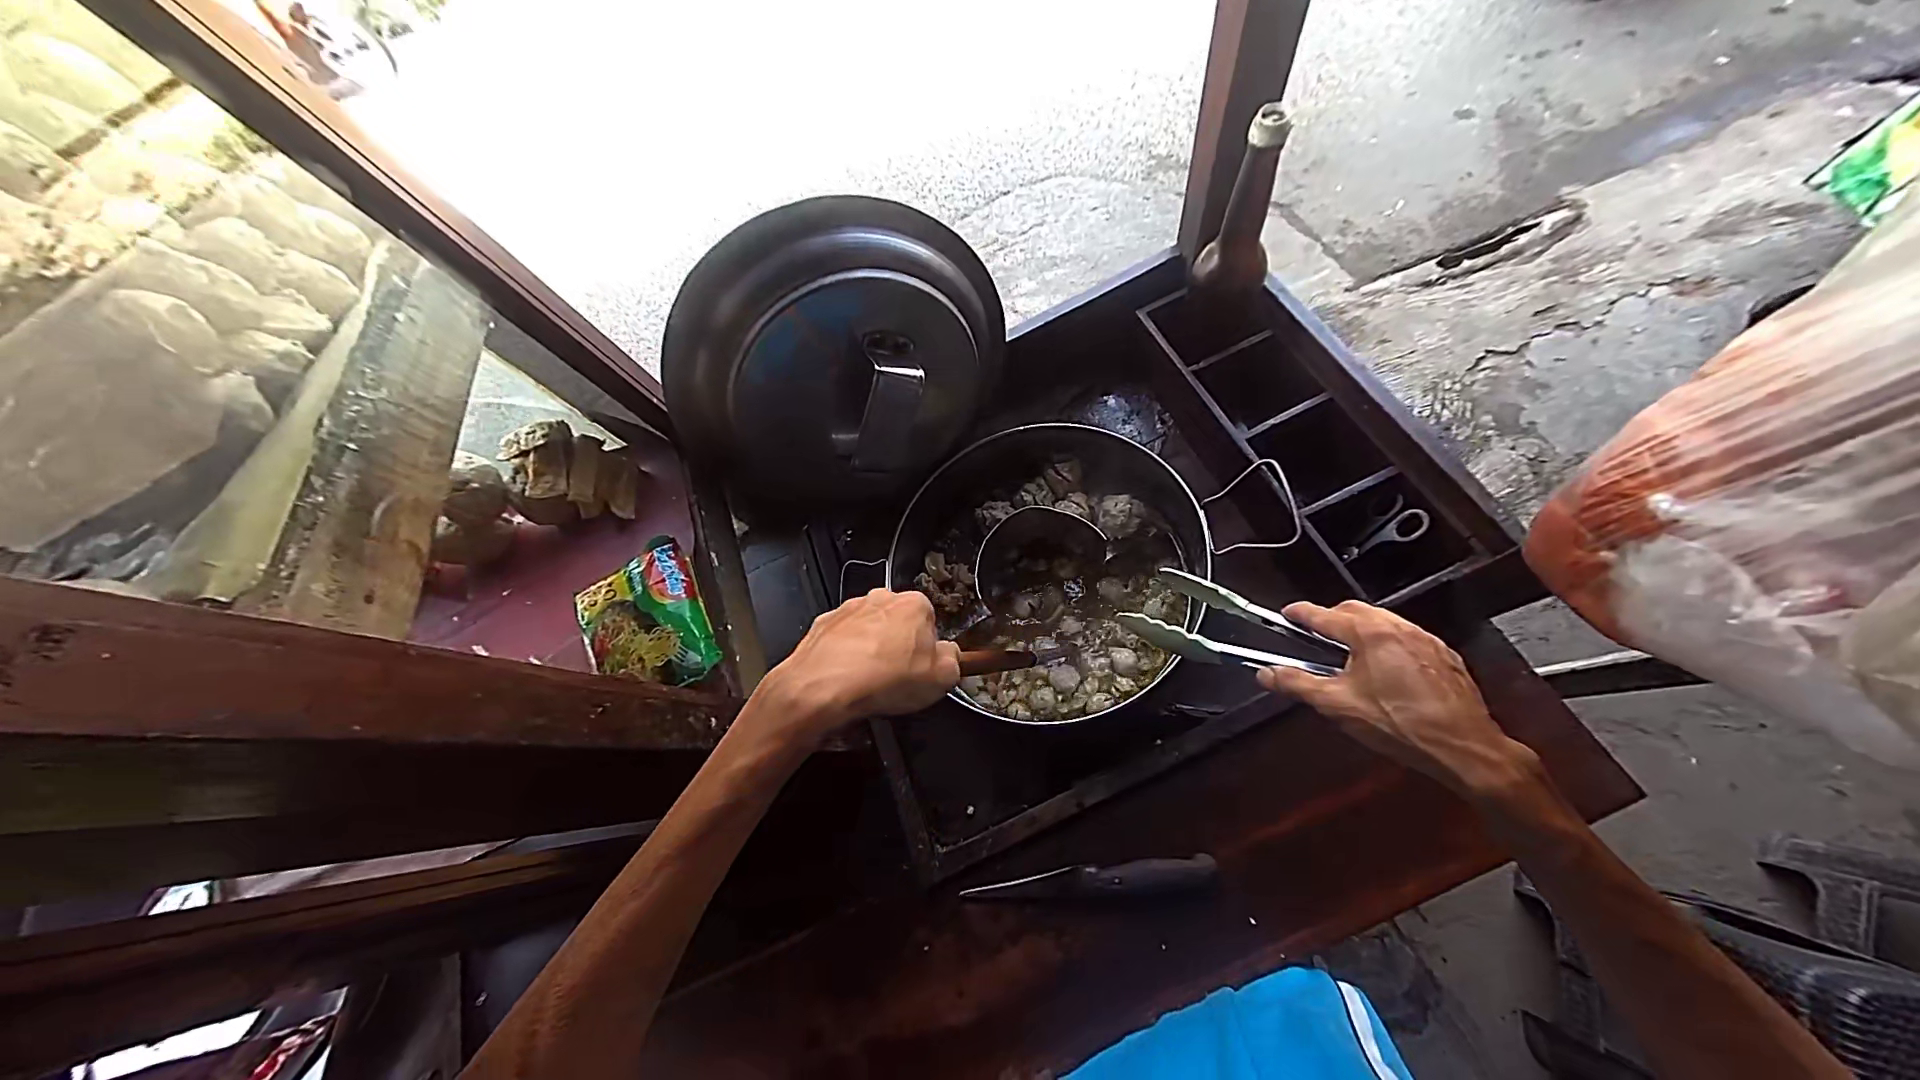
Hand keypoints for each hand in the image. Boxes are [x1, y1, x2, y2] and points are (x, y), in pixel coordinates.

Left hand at [753, 588, 960, 744]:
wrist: (823, 687)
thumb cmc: (880, 679)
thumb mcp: (942, 678)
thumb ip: (954, 661)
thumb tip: (951, 657)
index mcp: (914, 604)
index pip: (932, 623)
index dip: (929, 651)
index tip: (924, 669)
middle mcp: (881, 599)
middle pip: (899, 624)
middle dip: (900, 648)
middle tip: (899, 679)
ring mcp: (850, 610)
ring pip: (870, 631)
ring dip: (872, 652)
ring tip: (871, 684)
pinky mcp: (824, 625)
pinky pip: (843, 642)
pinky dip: (846, 658)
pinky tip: (848, 681)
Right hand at [1256, 600, 1541, 798]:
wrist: (1464, 748)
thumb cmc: (1399, 724)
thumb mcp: (1338, 705)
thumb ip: (1297, 684)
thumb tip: (1266, 673)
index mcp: (1370, 634)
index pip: (1325, 615)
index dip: (1301, 613)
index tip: (1289, 613)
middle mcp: (1399, 629)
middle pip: (1356, 610)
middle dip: (1332, 616)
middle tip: (1316, 632)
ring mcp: (1426, 641)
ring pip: (1384, 621)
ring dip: (1360, 628)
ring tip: (1348, 651)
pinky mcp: (1445, 656)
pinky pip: (1406, 637)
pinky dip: (1387, 642)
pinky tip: (1384, 667)